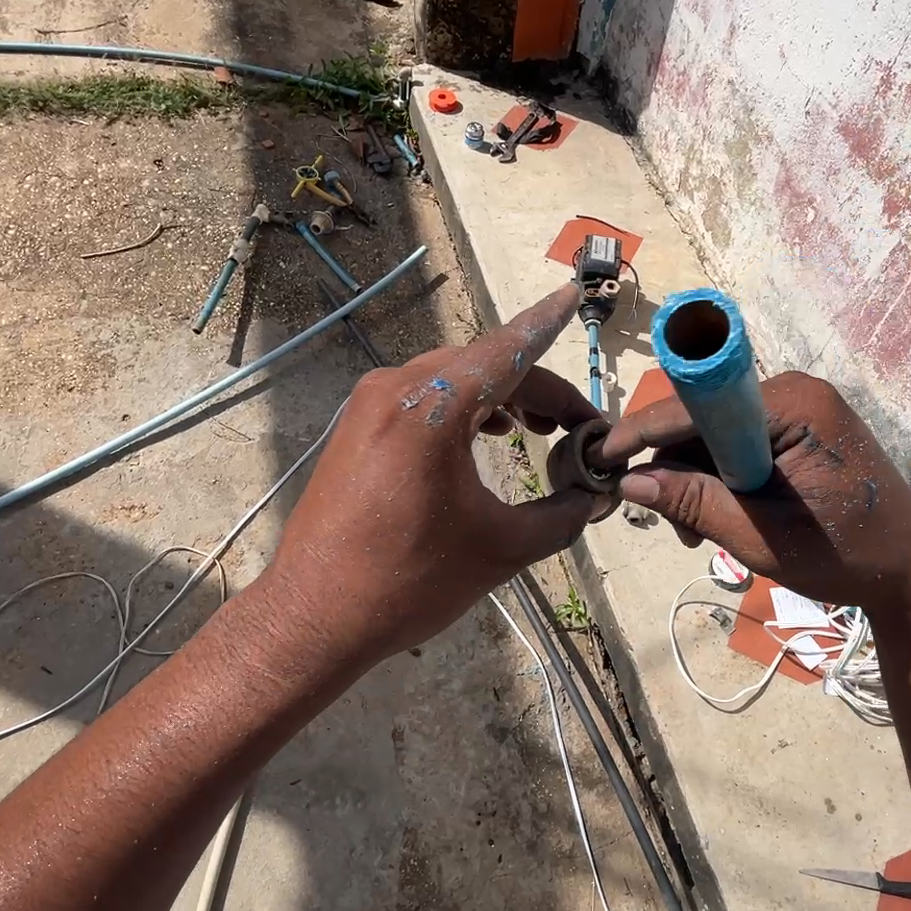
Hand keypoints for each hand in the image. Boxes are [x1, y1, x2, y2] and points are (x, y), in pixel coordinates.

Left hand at [263, 282, 607, 662]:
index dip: (545, 325)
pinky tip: (485, 435)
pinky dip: (461, 408)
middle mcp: (395, 388)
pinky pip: (420, 397)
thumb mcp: (501, 549)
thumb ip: (560, 516)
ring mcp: (368, 404)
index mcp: (431, 408)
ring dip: (498, 395)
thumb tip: (595, 499)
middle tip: (572, 423)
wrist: (315, 616)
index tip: (571, 294)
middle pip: (481, 365)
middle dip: (534, 386)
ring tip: (538, 427)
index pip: (505, 351)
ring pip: (449, 379)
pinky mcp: (355, 426)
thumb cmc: (409, 581)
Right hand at [592, 371, 910, 610]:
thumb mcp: (758, 535)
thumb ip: (692, 502)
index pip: (699, 406)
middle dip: (676, 469)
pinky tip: (719, 515)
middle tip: (673, 526)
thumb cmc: (844, 556)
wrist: (910, 575)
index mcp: (793, 405)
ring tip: (697, 533)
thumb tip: (628, 482)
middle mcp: (794, 392)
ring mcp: (799, 409)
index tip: (604, 456)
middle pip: (705, 419)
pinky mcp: (800, 429)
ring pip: (716, 435)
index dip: (647, 431)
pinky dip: (720, 479)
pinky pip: (738, 443)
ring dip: (697, 480)